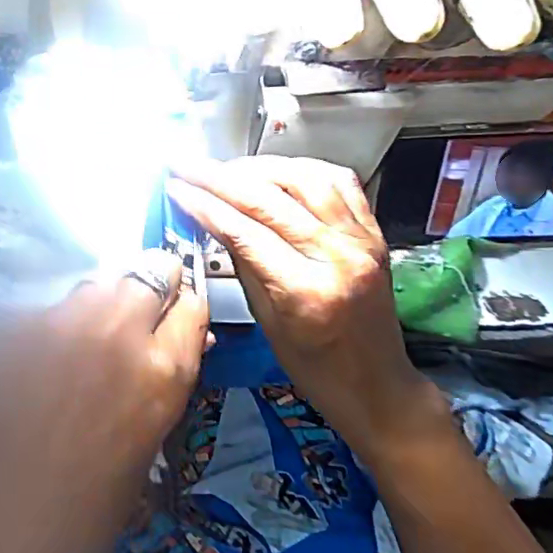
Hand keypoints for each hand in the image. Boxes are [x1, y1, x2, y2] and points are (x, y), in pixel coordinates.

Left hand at [0, 252, 209, 552]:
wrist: (4, 518)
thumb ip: (161, 384)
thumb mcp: (147, 444)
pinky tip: (47, 345)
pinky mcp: (19, 323)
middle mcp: (119, 331)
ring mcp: (65, 321)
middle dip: (151, 280)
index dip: (185, 304)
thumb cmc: (90, 505)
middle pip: (149, 271)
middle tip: (142, 297)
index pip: (192, 306)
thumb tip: (172, 350)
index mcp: (163, 370)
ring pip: (98, 280)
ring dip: (104, 295)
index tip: (178, 307)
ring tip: (95, 320)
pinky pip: (50, 306)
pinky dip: (57, 319)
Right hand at [166, 157, 445, 454]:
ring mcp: (361, 241)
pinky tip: (276, 170)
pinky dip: (303, 169)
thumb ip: (241, 261)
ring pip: (304, 179)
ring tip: (226, 168)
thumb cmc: (314, 365)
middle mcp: (338, 257)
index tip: (175, 187)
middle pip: (269, 199)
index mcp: (305, 290)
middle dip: (219, 178)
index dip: (203, 204)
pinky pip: (340, 182)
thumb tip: (210, 219)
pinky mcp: (374, 233)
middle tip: (187, 166)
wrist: (377, 385)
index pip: (243, 230)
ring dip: (258, 167)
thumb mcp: (264, 319)